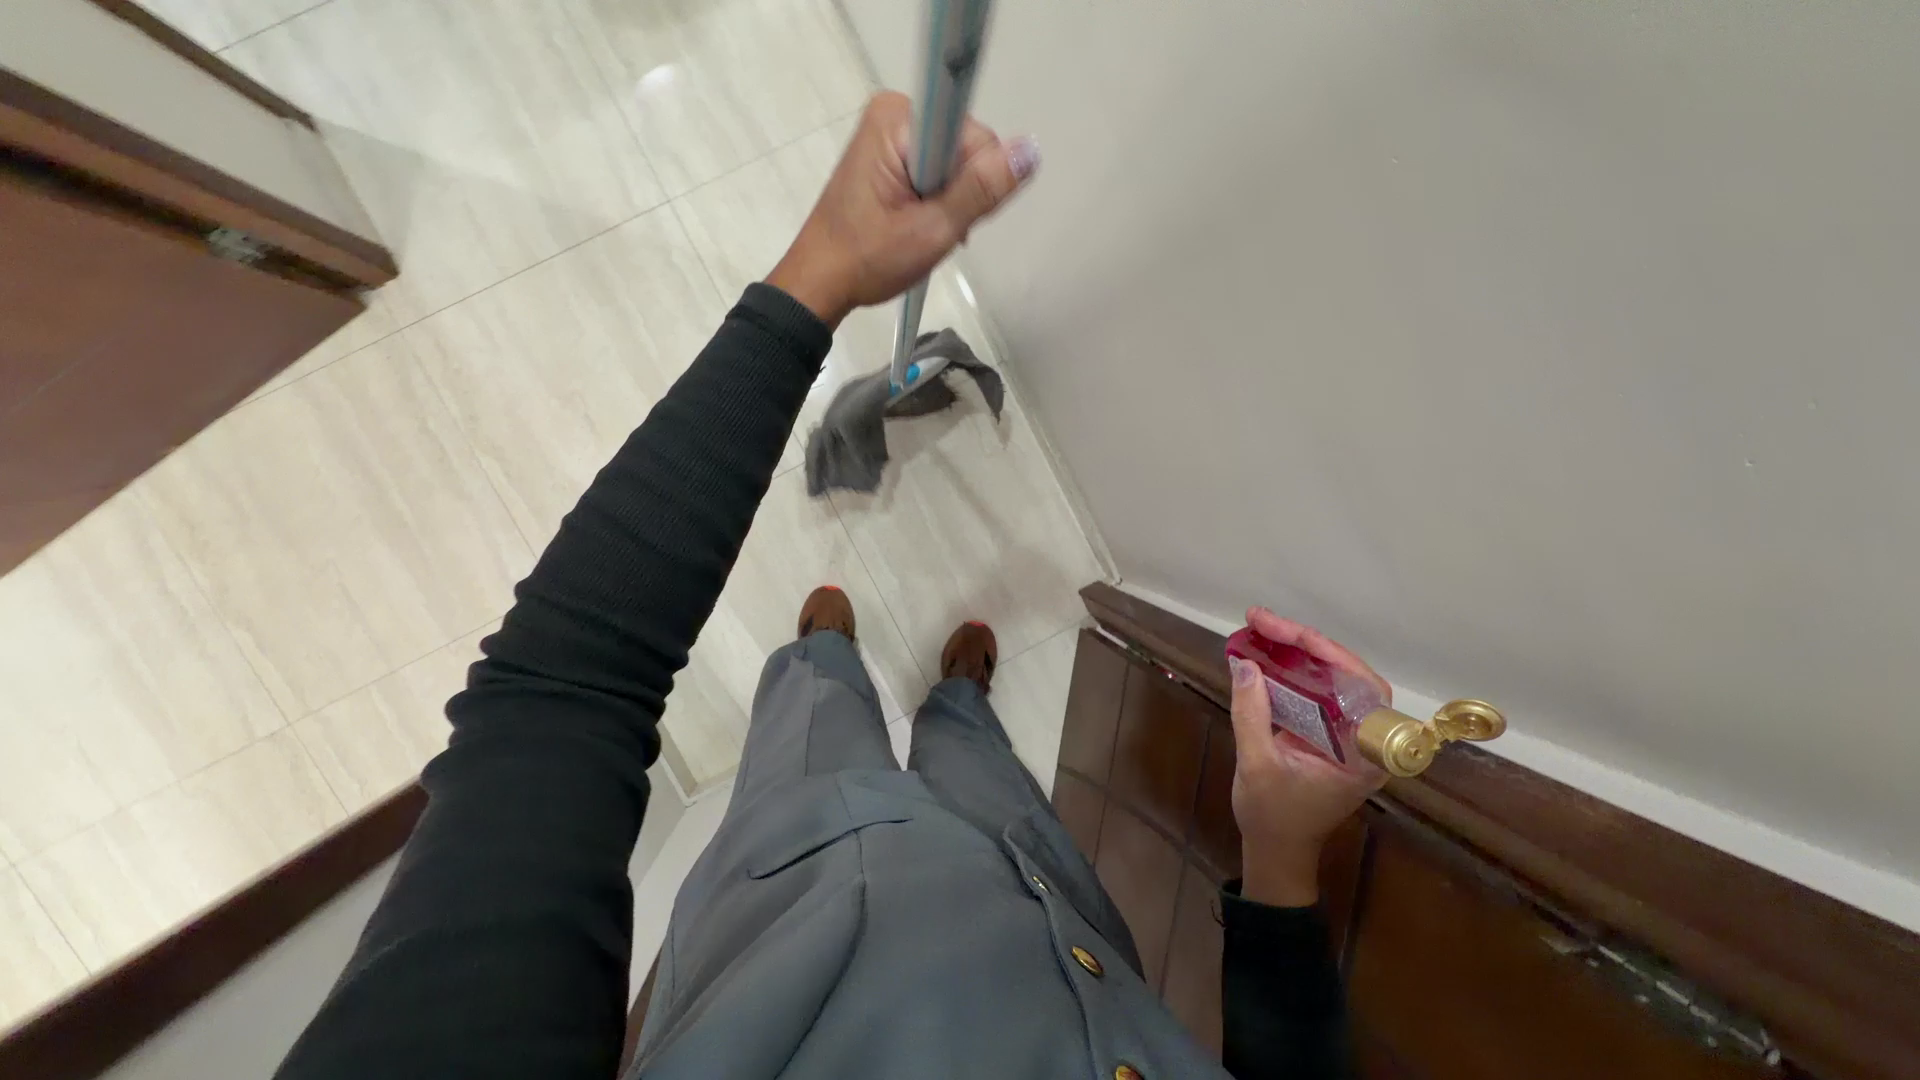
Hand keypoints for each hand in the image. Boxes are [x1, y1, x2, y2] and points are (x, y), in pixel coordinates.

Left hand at [765, 92, 1038, 327]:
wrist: (821, 280)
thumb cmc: (868, 260)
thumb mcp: (932, 231)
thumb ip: (982, 190)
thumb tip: (1030, 151)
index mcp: (898, 118)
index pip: (974, 136)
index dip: (975, 180)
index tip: (950, 214)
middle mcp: (894, 112)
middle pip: (965, 146)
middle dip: (961, 193)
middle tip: (933, 230)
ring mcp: (890, 132)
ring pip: (954, 161)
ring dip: (949, 201)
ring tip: (921, 231)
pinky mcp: (889, 152)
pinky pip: (937, 168)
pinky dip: (936, 200)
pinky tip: (918, 224)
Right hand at [1227, 608, 1388, 907]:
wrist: (1276, 850)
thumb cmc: (1272, 815)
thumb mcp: (1257, 764)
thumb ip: (1251, 713)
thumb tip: (1244, 663)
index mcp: (1362, 752)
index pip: (1363, 689)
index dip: (1333, 656)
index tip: (1293, 636)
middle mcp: (1361, 738)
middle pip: (1346, 675)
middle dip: (1306, 643)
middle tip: (1262, 620)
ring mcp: (1344, 734)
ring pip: (1331, 679)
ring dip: (1296, 651)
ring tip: (1259, 627)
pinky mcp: (1326, 732)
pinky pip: (1316, 691)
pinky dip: (1291, 669)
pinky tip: (1265, 653)